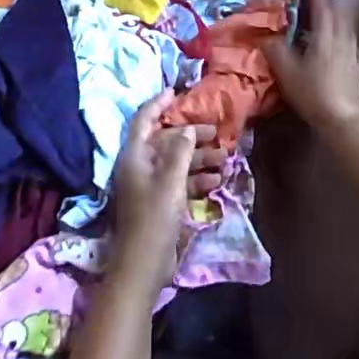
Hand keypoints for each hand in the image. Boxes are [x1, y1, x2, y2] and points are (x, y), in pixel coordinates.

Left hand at [109, 91, 224, 285]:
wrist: (143, 267)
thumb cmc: (154, 217)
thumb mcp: (171, 180)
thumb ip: (181, 151)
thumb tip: (187, 128)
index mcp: (134, 155)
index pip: (144, 119)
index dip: (159, 103)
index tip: (178, 91)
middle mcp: (139, 166)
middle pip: (166, 140)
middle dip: (191, 135)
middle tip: (216, 132)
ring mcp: (149, 185)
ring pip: (176, 162)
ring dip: (199, 158)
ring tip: (224, 157)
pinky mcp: (159, 204)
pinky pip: (179, 182)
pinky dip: (196, 179)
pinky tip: (216, 182)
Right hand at [262, 0, 358, 129]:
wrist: (340, 118)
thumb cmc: (311, 91)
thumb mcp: (286, 71)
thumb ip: (275, 51)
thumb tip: (266, 37)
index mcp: (324, 36)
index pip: (323, 8)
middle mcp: (342, 40)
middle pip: (340, 15)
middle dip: (332, 5)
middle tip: (322, 1)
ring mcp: (354, 54)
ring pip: (350, 29)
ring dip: (342, 20)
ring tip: (336, 18)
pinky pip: (357, 50)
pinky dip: (351, 45)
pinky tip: (349, 51)